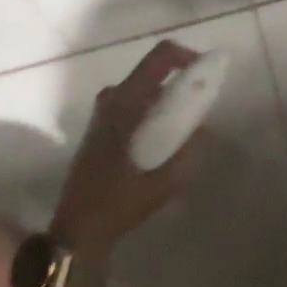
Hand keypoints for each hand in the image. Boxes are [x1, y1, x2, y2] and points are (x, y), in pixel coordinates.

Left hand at [50, 40, 206, 257]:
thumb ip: (189, 151)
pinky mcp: (101, 128)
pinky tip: (165, 140)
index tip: (209, 74)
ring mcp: (103, 112)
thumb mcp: (164, 181)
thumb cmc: (118, 203)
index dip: (189, 56)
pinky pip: (135, 105)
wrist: (77, 230)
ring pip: (144, 89)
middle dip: (181, 81)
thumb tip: (204, 129)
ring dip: (168, 99)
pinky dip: (154, 111)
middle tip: (203, 106)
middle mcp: (111, 98)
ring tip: (187, 127)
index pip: (160, 57)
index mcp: (125, 102)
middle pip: (153, 71)